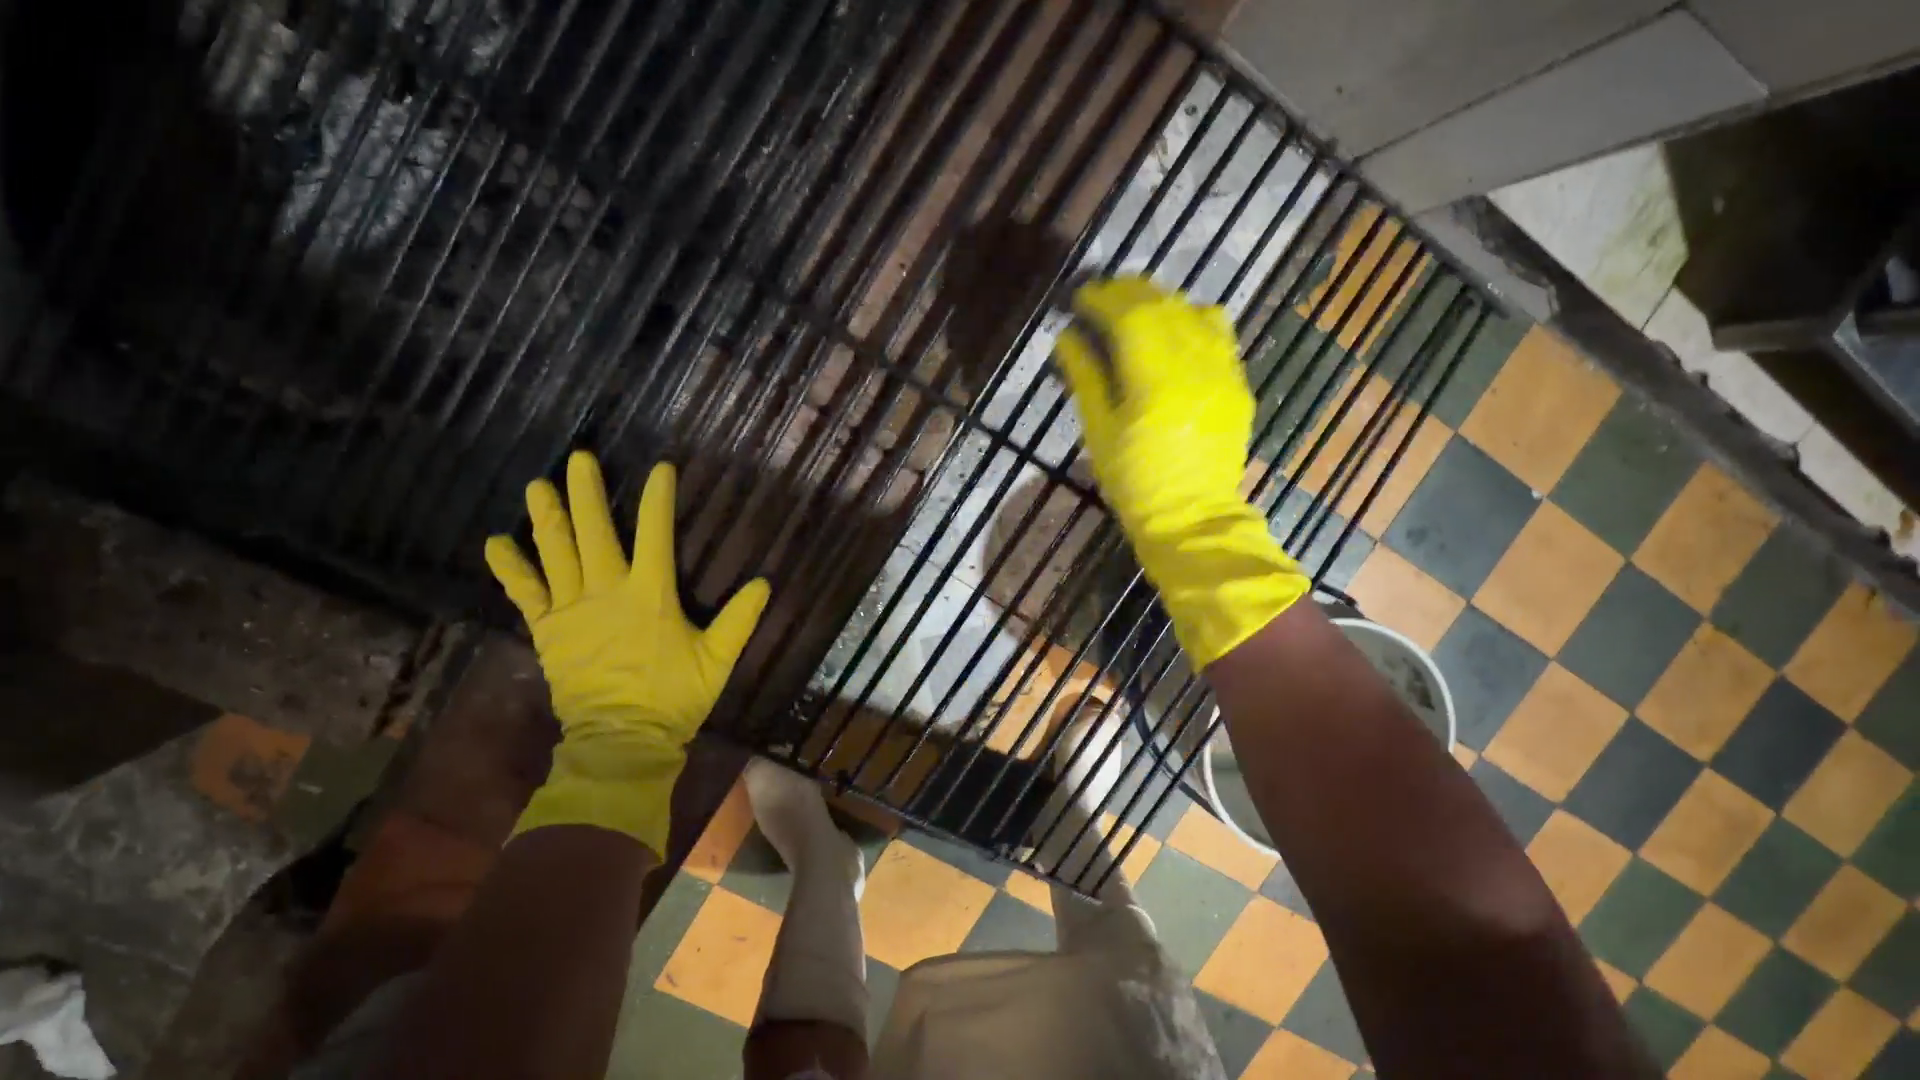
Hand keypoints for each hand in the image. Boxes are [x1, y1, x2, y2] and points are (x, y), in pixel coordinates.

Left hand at [485, 451, 770, 853]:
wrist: (622, 740)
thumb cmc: (674, 699)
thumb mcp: (718, 661)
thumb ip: (739, 620)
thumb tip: (764, 583)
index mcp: (650, 595)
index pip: (656, 534)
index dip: (658, 498)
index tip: (661, 467)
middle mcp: (607, 591)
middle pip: (594, 532)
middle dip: (587, 492)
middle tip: (579, 458)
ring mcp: (572, 610)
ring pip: (556, 553)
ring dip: (547, 516)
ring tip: (537, 485)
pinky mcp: (547, 631)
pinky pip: (525, 593)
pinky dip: (510, 567)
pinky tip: (496, 542)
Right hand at [1054, 277, 1306, 666]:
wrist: (1193, 519)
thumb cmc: (1135, 483)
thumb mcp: (1098, 432)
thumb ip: (1085, 377)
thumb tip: (1067, 335)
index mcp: (1155, 380)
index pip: (1130, 315)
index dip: (1102, 298)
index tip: (1080, 298)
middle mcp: (1195, 365)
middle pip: (1163, 305)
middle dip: (1129, 292)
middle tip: (1101, 297)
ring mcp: (1223, 372)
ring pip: (1193, 311)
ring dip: (1161, 301)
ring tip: (1135, 309)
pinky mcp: (1237, 383)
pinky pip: (1219, 332)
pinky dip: (1192, 319)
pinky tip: (1175, 329)